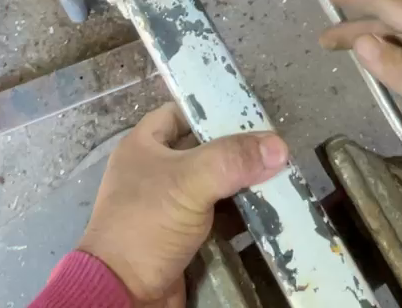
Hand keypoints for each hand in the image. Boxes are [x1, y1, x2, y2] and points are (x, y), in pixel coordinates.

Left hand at [76, 102, 289, 305]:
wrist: (122, 297)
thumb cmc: (147, 223)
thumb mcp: (189, 181)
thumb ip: (233, 159)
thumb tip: (280, 146)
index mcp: (144, 145)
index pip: (181, 113)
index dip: (212, 111)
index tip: (249, 115)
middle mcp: (155, 171)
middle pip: (203, 150)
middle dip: (236, 152)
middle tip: (273, 150)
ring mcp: (167, 208)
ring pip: (212, 186)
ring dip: (241, 186)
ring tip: (278, 179)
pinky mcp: (181, 240)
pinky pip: (215, 219)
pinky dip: (238, 216)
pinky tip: (266, 213)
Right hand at [320, 0, 401, 152]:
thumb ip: (394, 65)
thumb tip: (360, 41)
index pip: (386, 3)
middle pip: (390, 20)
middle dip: (357, 25)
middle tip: (326, 40)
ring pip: (401, 35)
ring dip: (373, 39)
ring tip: (349, 50)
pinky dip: (390, 51)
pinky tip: (385, 65)